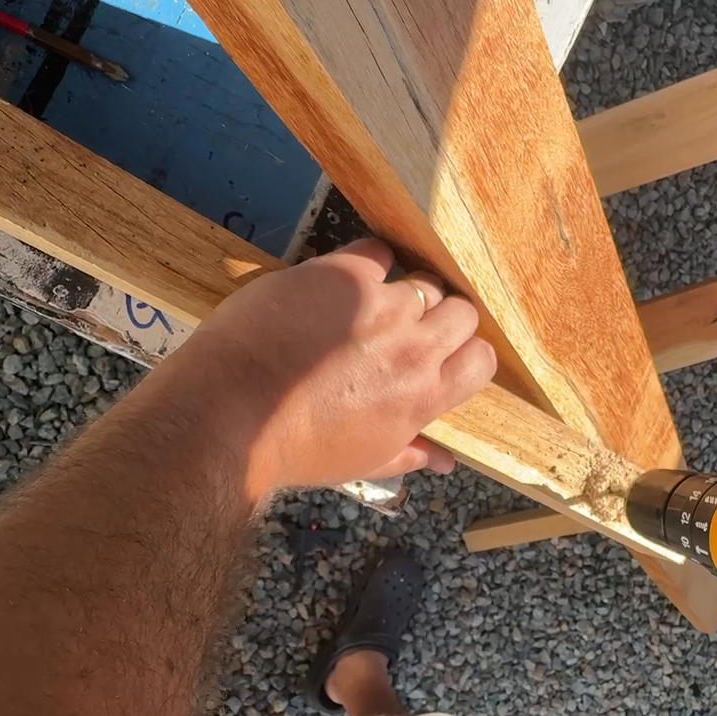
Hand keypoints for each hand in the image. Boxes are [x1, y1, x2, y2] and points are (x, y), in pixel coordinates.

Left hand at [146, 239, 496, 494]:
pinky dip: (371, 262)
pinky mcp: (344, 275)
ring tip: (371, 306)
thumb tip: (447, 462)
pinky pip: (378, 252)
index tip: (440, 356)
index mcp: (423, 396)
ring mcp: (382, 307)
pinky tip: (347, 282)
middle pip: (461, 313)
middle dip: (441, 319)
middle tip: (405, 330)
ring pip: (422, 281)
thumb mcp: (364, 463)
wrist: (234, 412)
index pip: (481, 360)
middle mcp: (414, 348)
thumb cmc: (299, 449)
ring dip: (404, 293)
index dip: (466, 355)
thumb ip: (412, 454)